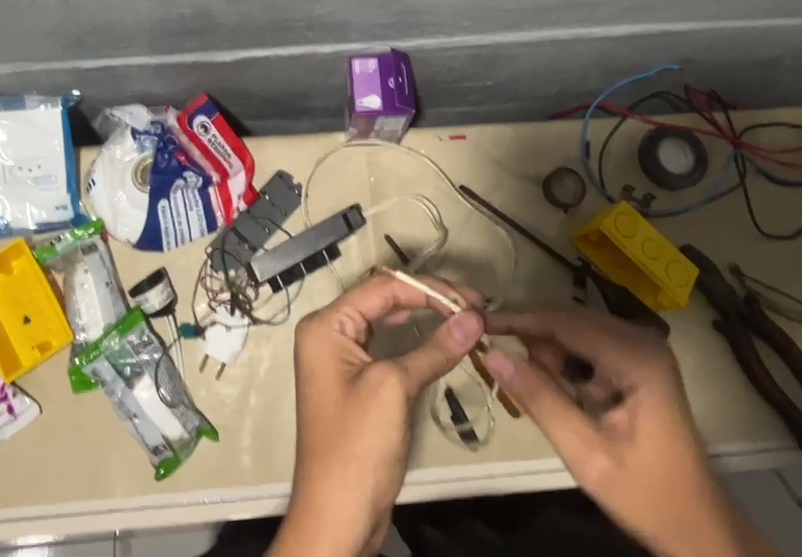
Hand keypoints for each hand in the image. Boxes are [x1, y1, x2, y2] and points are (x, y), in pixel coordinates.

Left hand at [271, 273, 484, 556]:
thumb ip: (434, 348)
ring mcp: (342, 357)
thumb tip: (474, 317)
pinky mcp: (357, 381)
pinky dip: (417, 341)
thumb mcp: (395, 388)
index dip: (429, 289)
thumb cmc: (357, 445)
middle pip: (384, 299)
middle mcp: (330, 333)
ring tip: (465, 318)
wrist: (337, 514)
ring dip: (426, 317)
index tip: (472, 299)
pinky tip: (442, 340)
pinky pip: (389, 346)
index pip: (382, 287)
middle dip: (429, 299)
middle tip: (474, 307)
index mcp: (327, 325)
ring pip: (388, 321)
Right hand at [484, 308, 775, 556]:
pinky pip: (589, 347)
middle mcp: (642, 340)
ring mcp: (643, 350)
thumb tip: (492, 355)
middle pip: (569, 320)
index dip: (519, 319)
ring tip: (540, 394)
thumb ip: (540, 399)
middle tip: (504, 369)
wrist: (697, 525)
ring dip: (549, 355)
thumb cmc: (646, 493)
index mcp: (636, 357)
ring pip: (576, 331)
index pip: (564, 321)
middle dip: (533, 341)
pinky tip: (561, 394)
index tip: (479, 323)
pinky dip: (566, 364)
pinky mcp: (638, 363)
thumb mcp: (586, 454)